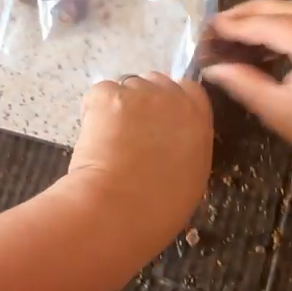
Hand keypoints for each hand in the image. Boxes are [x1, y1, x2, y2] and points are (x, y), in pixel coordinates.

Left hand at [64, 72, 213, 242]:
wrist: (119, 207)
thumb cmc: (160, 206)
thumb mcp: (193, 176)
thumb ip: (188, 146)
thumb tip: (171, 143)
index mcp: (198, 117)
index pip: (188, 90)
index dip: (171, 102)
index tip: (159, 122)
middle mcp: (172, 96)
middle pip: (156, 83)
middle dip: (144, 102)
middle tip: (130, 132)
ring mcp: (138, 92)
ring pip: (126, 87)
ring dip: (118, 106)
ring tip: (109, 139)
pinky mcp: (107, 95)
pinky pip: (99, 94)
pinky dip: (93, 111)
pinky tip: (93, 138)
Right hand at [202, 0, 291, 188]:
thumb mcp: (278, 111)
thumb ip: (243, 82)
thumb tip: (212, 67)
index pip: (268, 24)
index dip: (235, 25)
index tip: (208, 28)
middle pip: (287, 6)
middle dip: (251, 13)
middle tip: (220, 24)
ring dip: (276, 10)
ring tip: (248, 25)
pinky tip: (283, 31)